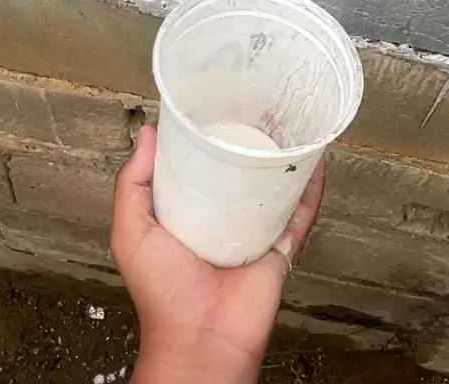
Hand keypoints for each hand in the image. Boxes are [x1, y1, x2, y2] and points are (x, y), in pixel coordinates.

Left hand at [111, 126, 325, 383]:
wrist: (201, 341)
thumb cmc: (163, 297)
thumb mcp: (133, 234)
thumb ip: (132, 185)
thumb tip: (147, 136)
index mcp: (187, 214)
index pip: (196, 167)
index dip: (202, 138)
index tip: (208, 107)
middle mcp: (222, 219)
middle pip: (238, 172)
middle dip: (245, 142)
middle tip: (252, 108)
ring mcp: (254, 231)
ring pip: (272, 187)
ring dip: (281, 160)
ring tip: (286, 126)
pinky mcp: (280, 246)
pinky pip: (300, 212)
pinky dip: (311, 188)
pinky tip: (315, 163)